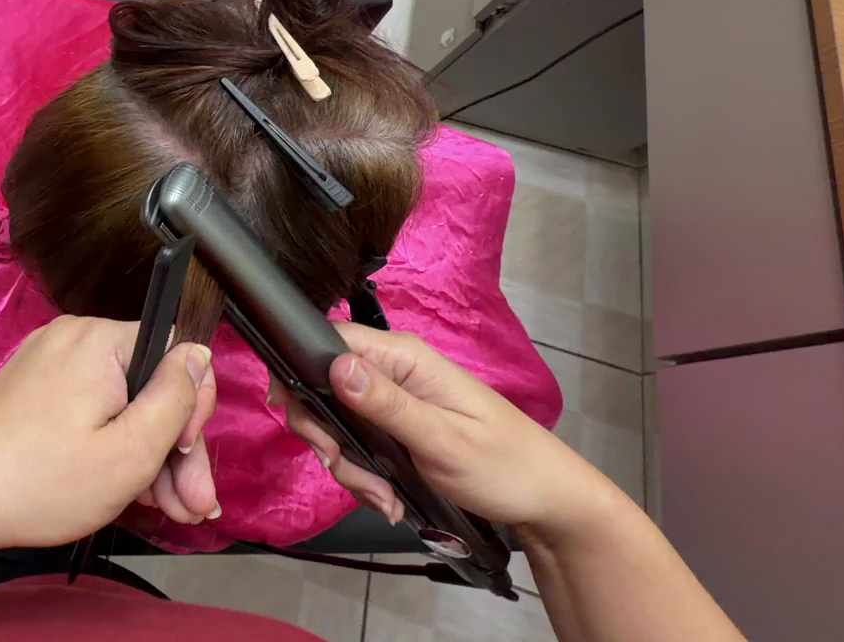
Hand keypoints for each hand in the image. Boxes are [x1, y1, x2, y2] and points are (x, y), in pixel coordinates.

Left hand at [0, 316, 218, 554]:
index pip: (175, 351)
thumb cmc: (41, 481)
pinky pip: (90, 405)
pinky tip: (126, 488)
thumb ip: (175, 398)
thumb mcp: (129, 450)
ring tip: (164, 510)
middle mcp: (73, 337)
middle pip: (147, 382)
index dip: (192, 406)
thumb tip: (200, 353)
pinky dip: (111, 442)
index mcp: (98, 340)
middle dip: (174, 445)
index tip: (188, 456)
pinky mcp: (35, 384)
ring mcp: (50, 359)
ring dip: (146, 453)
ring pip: (120, 400)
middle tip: (191, 505)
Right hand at [272, 324, 613, 531]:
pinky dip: (361, 472)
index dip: (297, 368)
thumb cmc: (506, 466)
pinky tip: (386, 496)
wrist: (552, 505)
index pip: (327, 339)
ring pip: (334, 420)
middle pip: (321, 384)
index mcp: (400, 356)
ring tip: (381, 497)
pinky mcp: (392, 424)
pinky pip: (355, 441)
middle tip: (338, 464)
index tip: (291, 412)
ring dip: (346, 461)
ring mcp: (390, 397)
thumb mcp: (444, 440)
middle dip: (323, 431)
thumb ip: (386, 403)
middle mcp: (390, 369)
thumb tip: (334, 365)